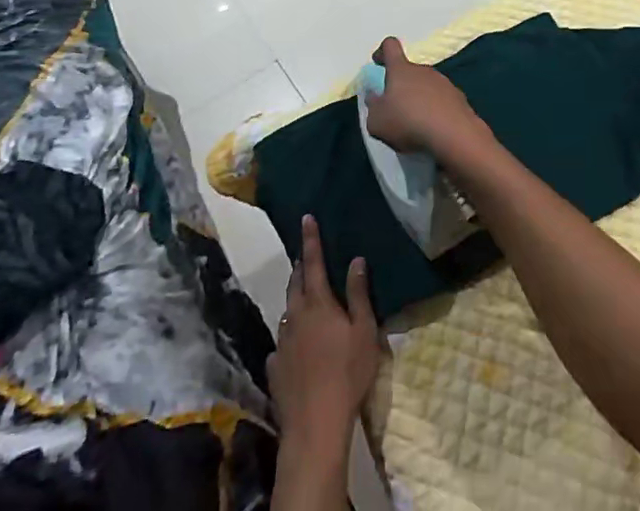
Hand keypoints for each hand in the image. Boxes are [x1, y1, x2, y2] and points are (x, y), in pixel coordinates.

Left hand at [270, 215, 378, 436]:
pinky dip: (290, 334)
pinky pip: (282, 342)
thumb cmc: (348, 372)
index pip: (313, 263)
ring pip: (287, 311)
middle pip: (295, 284)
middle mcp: (294, 317)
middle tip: (305, 255)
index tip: (306, 218)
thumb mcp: (364, 330)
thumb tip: (355, 260)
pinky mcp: (275, 367)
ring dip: (296, 299)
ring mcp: (282, 343)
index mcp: (317, 304)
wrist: (315, 423)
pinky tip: (297, 344)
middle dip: (300, 266)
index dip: (311, 240)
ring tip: (305, 296)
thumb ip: (358, 294)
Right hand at [364, 37, 491, 160]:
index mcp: (401, 70)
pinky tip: (432, 128)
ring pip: (426, 86)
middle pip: (409, 71)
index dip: (382, 51)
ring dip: (419, 99)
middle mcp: (424, 70)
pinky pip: (441, 100)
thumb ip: (373, 106)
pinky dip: (434, 110)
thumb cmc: (408, 122)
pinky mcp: (458, 98)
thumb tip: (374, 96)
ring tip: (414, 123)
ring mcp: (444, 83)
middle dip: (401, 86)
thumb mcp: (376, 121)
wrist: (454, 135)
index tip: (378, 62)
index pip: (390, 46)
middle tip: (395, 109)